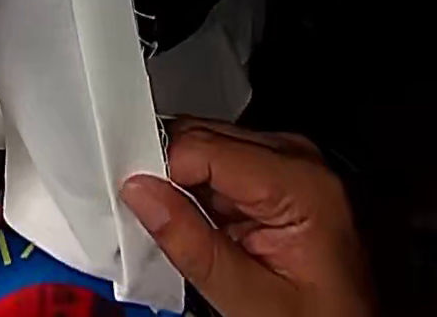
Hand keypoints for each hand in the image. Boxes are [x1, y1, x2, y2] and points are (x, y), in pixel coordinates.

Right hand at [121, 120, 375, 316]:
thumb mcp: (254, 303)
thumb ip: (194, 246)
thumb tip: (140, 192)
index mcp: (299, 180)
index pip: (202, 147)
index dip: (160, 171)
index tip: (137, 200)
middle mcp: (293, 154)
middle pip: (200, 137)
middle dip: (168, 174)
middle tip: (157, 222)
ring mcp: (283, 157)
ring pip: (200, 143)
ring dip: (180, 181)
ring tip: (187, 228)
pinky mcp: (270, 166)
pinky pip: (213, 157)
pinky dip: (195, 185)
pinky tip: (201, 221)